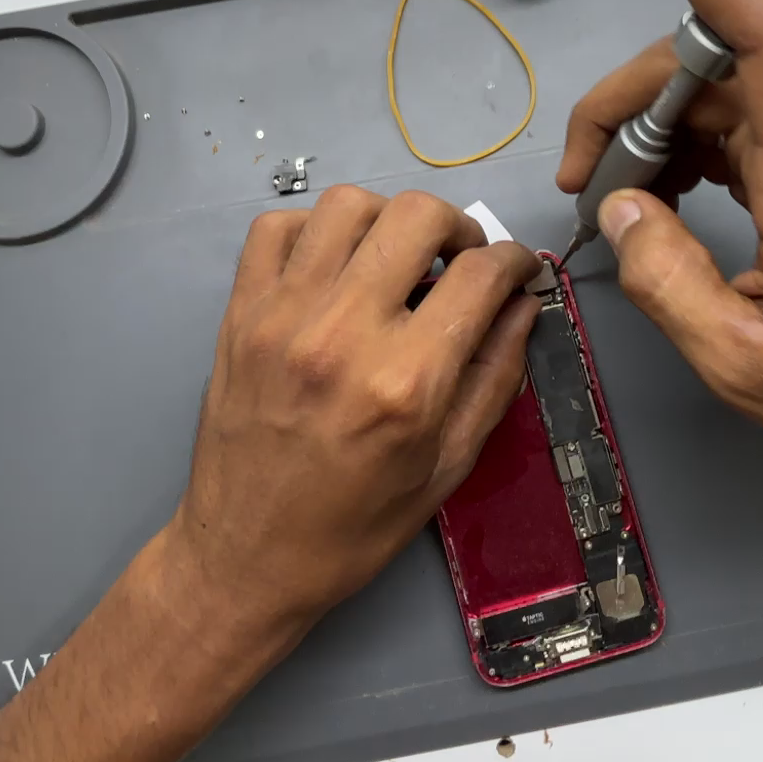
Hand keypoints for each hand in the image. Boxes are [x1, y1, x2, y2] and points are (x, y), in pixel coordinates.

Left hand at [171, 186, 540, 628]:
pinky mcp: (239, 313)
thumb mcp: (449, 465)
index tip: (519, 268)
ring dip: (388, 218)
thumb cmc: (356, 525)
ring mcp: (283, 315)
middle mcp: (344, 332)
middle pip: (417, 216)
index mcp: (408, 381)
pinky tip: (334, 263)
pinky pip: (275, 226)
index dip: (517, 260)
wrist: (246, 557)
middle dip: (459, 225)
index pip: (480, 275)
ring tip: (398, 257)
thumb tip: (523, 304)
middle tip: (462, 259)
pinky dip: (314, 228)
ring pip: (346, 204)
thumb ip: (496, 375)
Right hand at [558, 0, 762, 473]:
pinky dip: (678, 147)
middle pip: (710, 65)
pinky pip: (733, 124)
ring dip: (646, 131)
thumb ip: (665, 281)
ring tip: (607, 201)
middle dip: (625, 107)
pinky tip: (655, 196)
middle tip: (578, 185)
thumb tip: (618, 207)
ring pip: (713, 92)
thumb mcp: (736, 361)